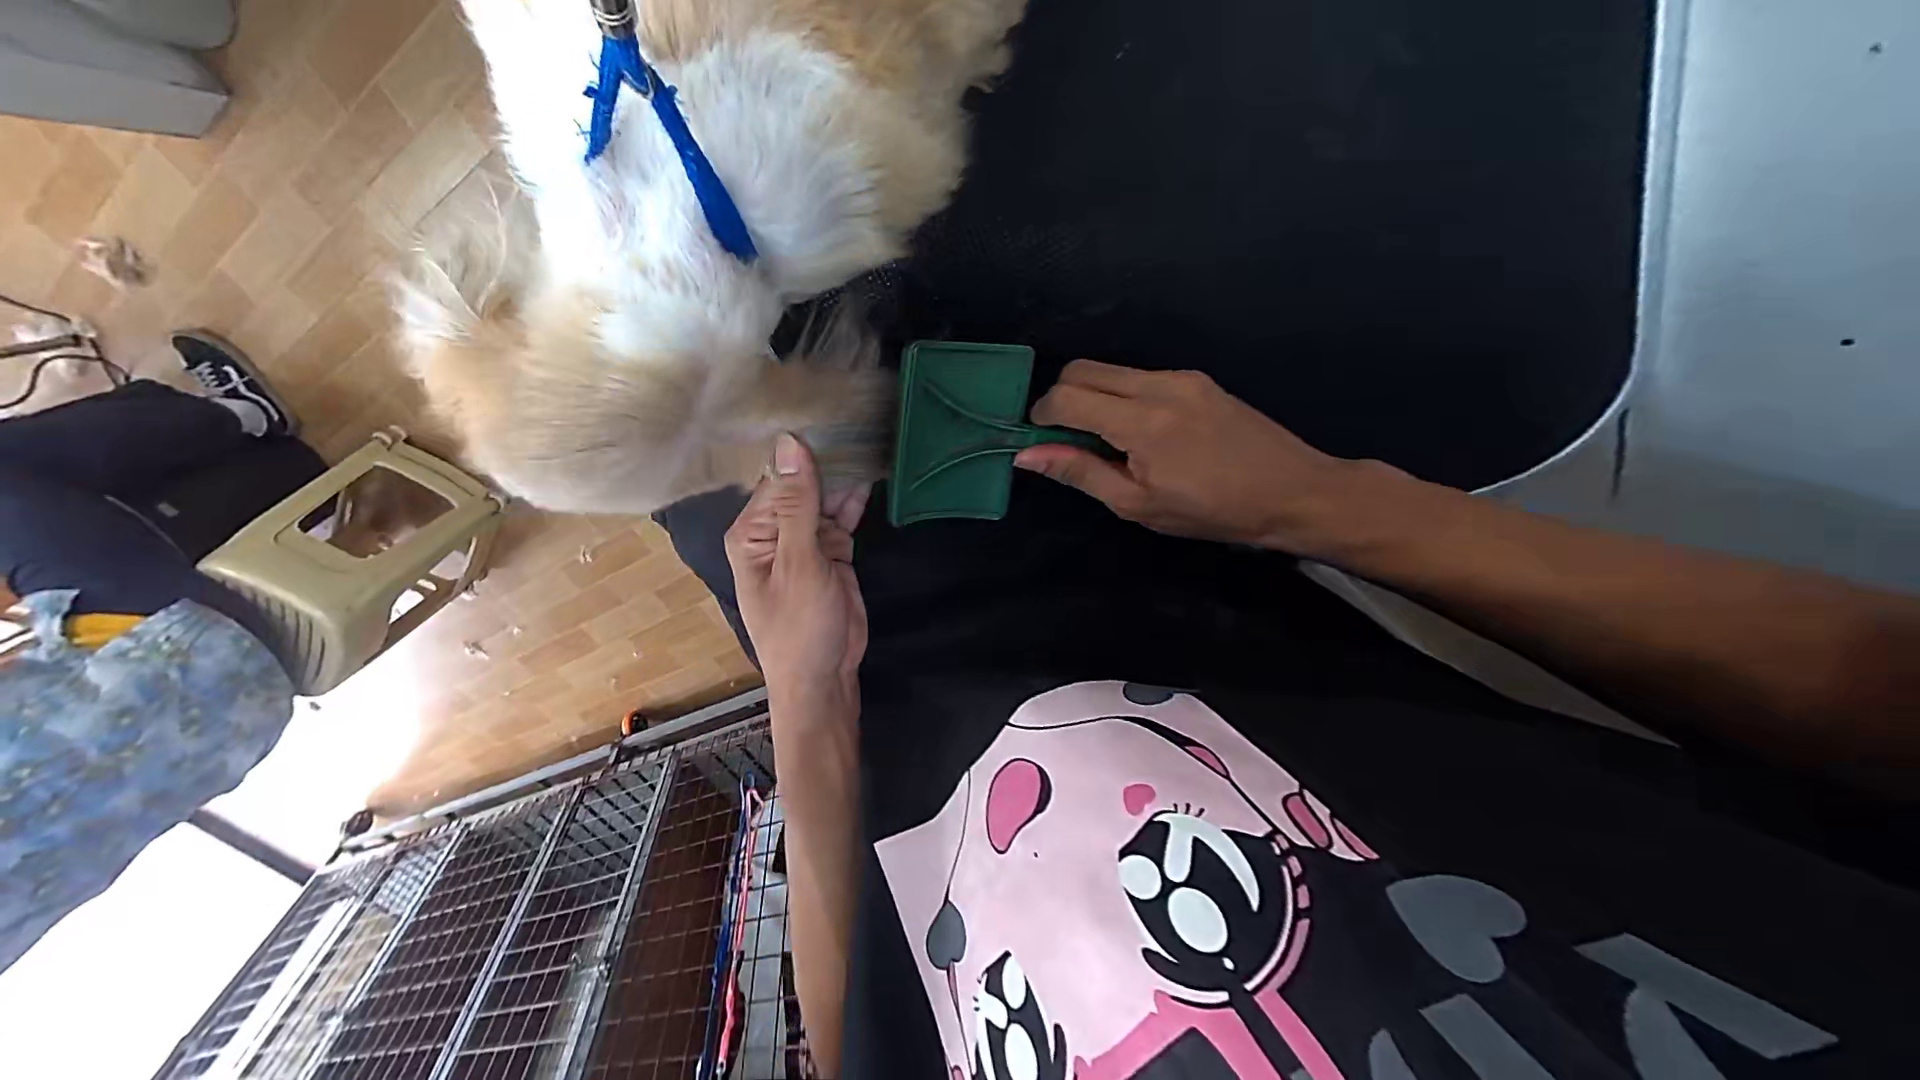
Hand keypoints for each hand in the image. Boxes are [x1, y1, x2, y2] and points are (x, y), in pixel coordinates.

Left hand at [725, 433, 869, 714]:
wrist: (824, 677)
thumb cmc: (799, 626)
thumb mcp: (800, 562)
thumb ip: (798, 503)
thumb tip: (789, 442)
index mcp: (753, 532)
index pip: (778, 479)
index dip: (804, 450)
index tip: (831, 414)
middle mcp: (776, 532)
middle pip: (802, 485)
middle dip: (827, 459)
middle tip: (859, 417)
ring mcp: (806, 542)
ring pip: (825, 499)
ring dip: (844, 477)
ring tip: (871, 437)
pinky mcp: (832, 553)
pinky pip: (842, 518)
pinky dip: (855, 501)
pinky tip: (872, 474)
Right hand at [1016, 360, 1396, 554]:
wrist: (1293, 491)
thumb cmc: (1212, 511)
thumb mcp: (1137, 504)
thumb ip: (1080, 472)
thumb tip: (1028, 456)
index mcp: (1142, 422)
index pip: (1067, 397)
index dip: (1041, 416)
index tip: (1041, 441)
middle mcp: (1159, 385)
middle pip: (1082, 368)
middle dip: (1061, 398)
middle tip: (1069, 439)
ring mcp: (1181, 376)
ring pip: (1111, 370)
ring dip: (1092, 397)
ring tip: (1110, 442)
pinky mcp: (1198, 378)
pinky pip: (1140, 377)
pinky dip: (1122, 397)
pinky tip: (1143, 433)